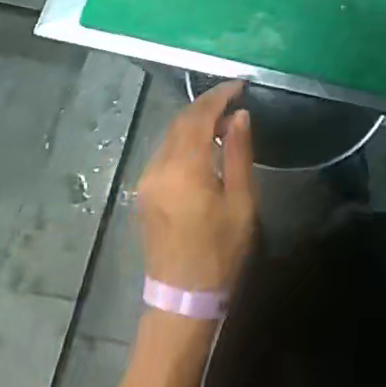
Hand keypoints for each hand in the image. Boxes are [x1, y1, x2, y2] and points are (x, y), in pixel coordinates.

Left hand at [134, 80, 256, 291]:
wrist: (182, 300)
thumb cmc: (219, 251)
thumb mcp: (241, 200)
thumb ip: (238, 153)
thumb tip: (239, 116)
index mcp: (183, 169)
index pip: (199, 116)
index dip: (219, 96)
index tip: (240, 86)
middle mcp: (157, 169)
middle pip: (180, 122)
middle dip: (206, 105)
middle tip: (234, 99)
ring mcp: (146, 182)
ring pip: (169, 135)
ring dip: (195, 121)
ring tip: (224, 121)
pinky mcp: (144, 194)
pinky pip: (164, 152)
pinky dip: (184, 138)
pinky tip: (203, 145)